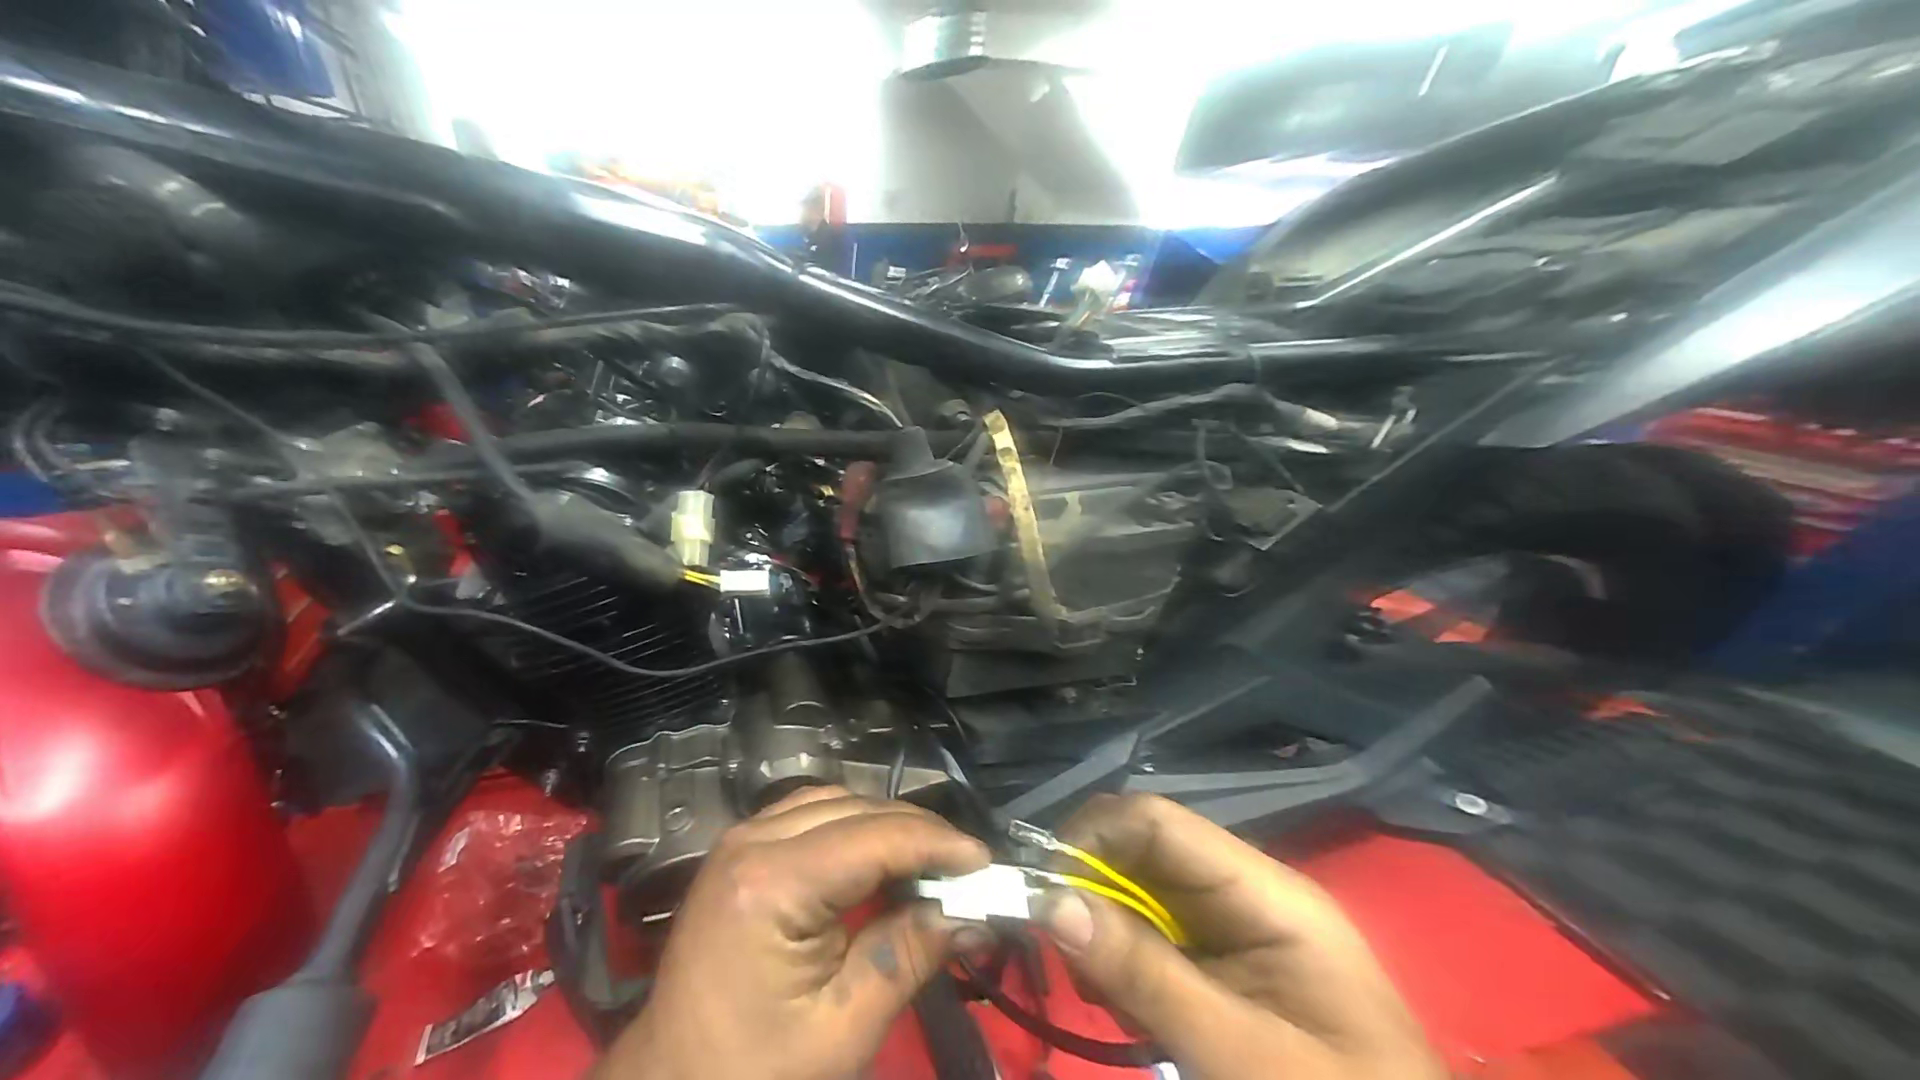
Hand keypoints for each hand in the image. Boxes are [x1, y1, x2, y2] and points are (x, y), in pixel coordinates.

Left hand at [595, 786, 989, 1079]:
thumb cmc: (752, 1073)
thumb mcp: (841, 1029)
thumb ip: (907, 956)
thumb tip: (972, 911)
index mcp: (772, 883)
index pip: (875, 837)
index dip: (938, 843)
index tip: (988, 863)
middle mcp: (752, 839)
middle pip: (858, 809)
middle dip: (920, 832)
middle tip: (968, 869)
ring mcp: (740, 838)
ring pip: (836, 801)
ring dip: (888, 824)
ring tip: (931, 861)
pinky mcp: (740, 849)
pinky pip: (810, 813)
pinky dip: (854, 825)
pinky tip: (878, 855)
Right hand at [1039, 794, 1444, 1079]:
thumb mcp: (1241, 1054)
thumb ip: (1145, 975)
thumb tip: (1049, 901)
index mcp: (1266, 890)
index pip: (1159, 822)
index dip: (1092, 839)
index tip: (1039, 892)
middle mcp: (1245, 891)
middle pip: (1144, 852)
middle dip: (1092, 892)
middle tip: (1067, 959)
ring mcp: (1235, 928)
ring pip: (1140, 893)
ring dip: (1104, 934)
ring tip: (1105, 998)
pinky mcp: (1225, 964)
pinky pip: (1153, 938)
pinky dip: (1123, 964)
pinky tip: (1129, 1009)